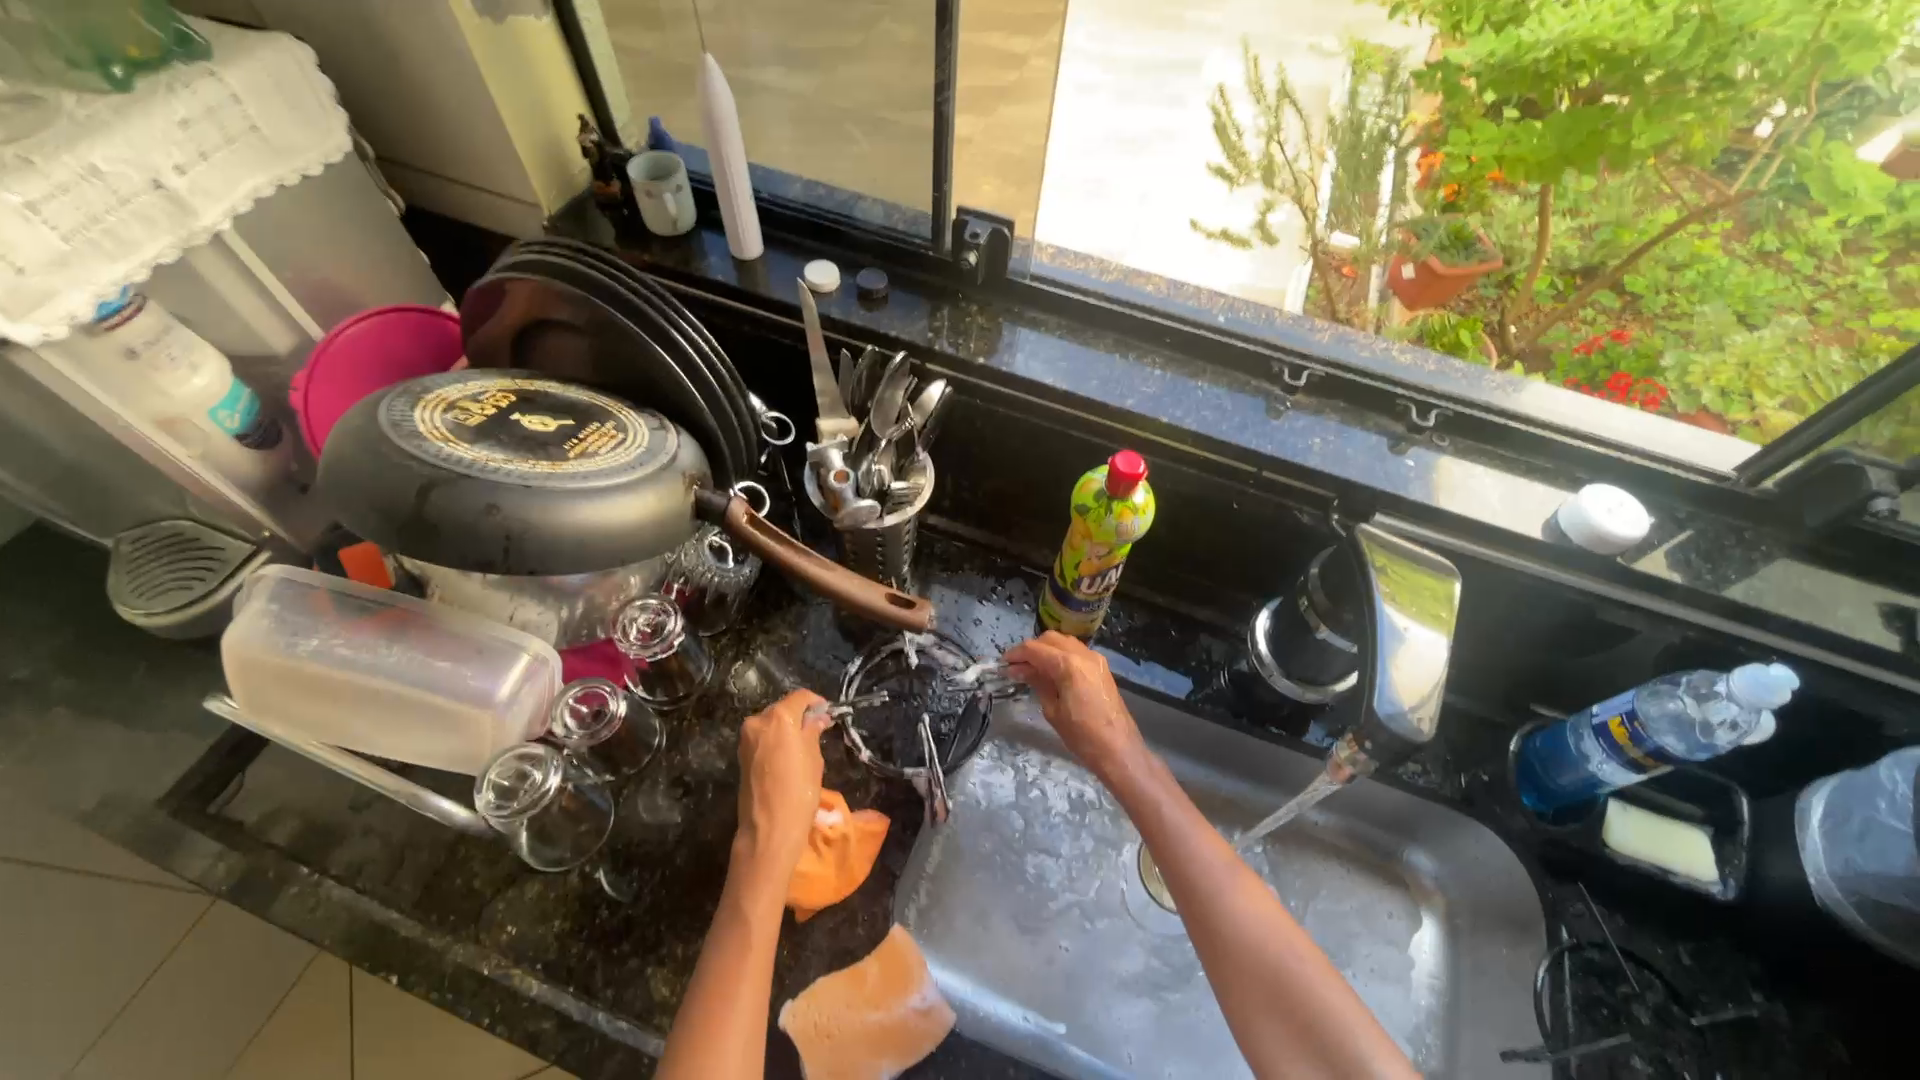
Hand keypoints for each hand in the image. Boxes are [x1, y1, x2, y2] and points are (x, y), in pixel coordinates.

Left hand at [735, 688, 832, 874]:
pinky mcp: (741, 755)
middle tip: (818, 728)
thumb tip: (817, 718)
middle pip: (782, 708)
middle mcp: (758, 721)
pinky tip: (788, 755)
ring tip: (805, 743)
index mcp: (779, 717)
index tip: (827, 712)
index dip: (816, 702)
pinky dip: (776, 740)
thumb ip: (813, 731)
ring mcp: (746, 739)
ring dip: (787, 728)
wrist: (769, 827)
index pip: (800, 697)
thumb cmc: (800, 790)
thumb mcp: (813, 757)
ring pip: (771, 723)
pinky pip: (762, 738)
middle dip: (800, 715)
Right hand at [1005, 632, 1146, 783]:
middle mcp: (1083, 654)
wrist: (1118, 749)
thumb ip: (1037, 682)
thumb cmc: (1081, 735)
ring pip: (1065, 642)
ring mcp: (1096, 659)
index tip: (1003, 664)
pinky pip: (1076, 651)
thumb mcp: (1052, 710)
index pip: (1035, 649)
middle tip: (1017, 667)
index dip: (1016, 654)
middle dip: (1031, 649)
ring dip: (1047, 650)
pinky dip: (1061, 655)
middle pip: (1050, 639)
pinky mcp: (1102, 667)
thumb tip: (1018, 669)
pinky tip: (1053, 672)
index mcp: (1068, 664)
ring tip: (1033, 669)